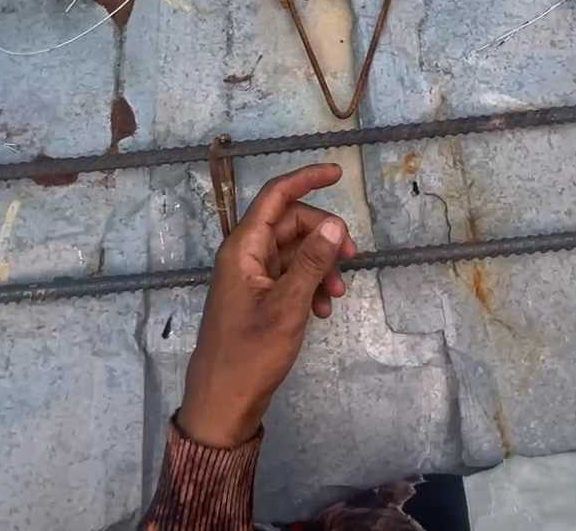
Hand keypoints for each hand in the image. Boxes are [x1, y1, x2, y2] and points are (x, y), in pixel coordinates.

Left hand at [178, 163, 357, 448]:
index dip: (306, 178)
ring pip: (295, 251)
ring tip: (338, 295)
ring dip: (321, 265)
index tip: (338, 172)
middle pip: (292, 224)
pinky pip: (291, 275)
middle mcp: (246, 254)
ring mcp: (252, 275)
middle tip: (352, 257)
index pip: (276, 196)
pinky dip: (311, 285)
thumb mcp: (288, 306)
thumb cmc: (249, 354)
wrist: (223, 404)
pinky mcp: (259, 296)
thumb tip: (336, 223)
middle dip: (324, 236)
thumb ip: (312, 262)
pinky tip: (324, 310)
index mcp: (243, 247)